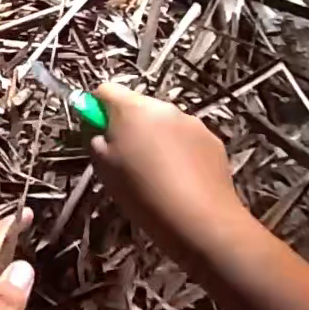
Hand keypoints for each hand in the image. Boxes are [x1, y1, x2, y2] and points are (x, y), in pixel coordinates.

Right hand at [88, 82, 249, 263]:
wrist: (199, 220)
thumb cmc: (141, 192)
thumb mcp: (103, 166)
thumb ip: (96, 138)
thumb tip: (100, 129)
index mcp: (132, 109)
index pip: (104, 89)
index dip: (96, 108)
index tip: (97, 132)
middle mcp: (163, 107)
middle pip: (136, 106)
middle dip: (128, 125)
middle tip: (124, 158)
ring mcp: (191, 122)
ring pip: (162, 122)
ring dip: (154, 137)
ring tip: (154, 173)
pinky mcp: (212, 140)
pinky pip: (184, 137)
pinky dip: (177, 150)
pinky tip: (178, 178)